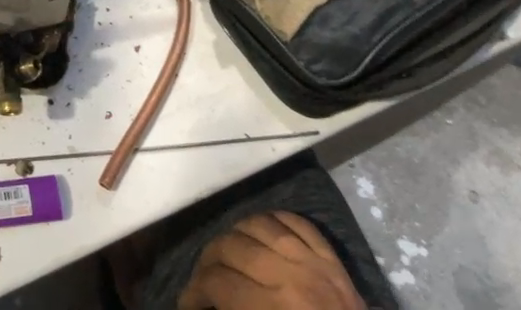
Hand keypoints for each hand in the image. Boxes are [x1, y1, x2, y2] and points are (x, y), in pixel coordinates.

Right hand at [176, 211, 362, 309]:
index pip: (216, 282)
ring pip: (259, 223)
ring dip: (235, 233)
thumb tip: (207, 305)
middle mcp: (291, 277)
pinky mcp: (333, 259)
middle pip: (230, 246)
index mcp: (273, 309)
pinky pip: (297, 221)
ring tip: (229, 252)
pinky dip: (273, 219)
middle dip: (208, 261)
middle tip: (204, 278)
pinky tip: (261, 232)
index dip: (193, 292)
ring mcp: (315, 263)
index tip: (188, 305)